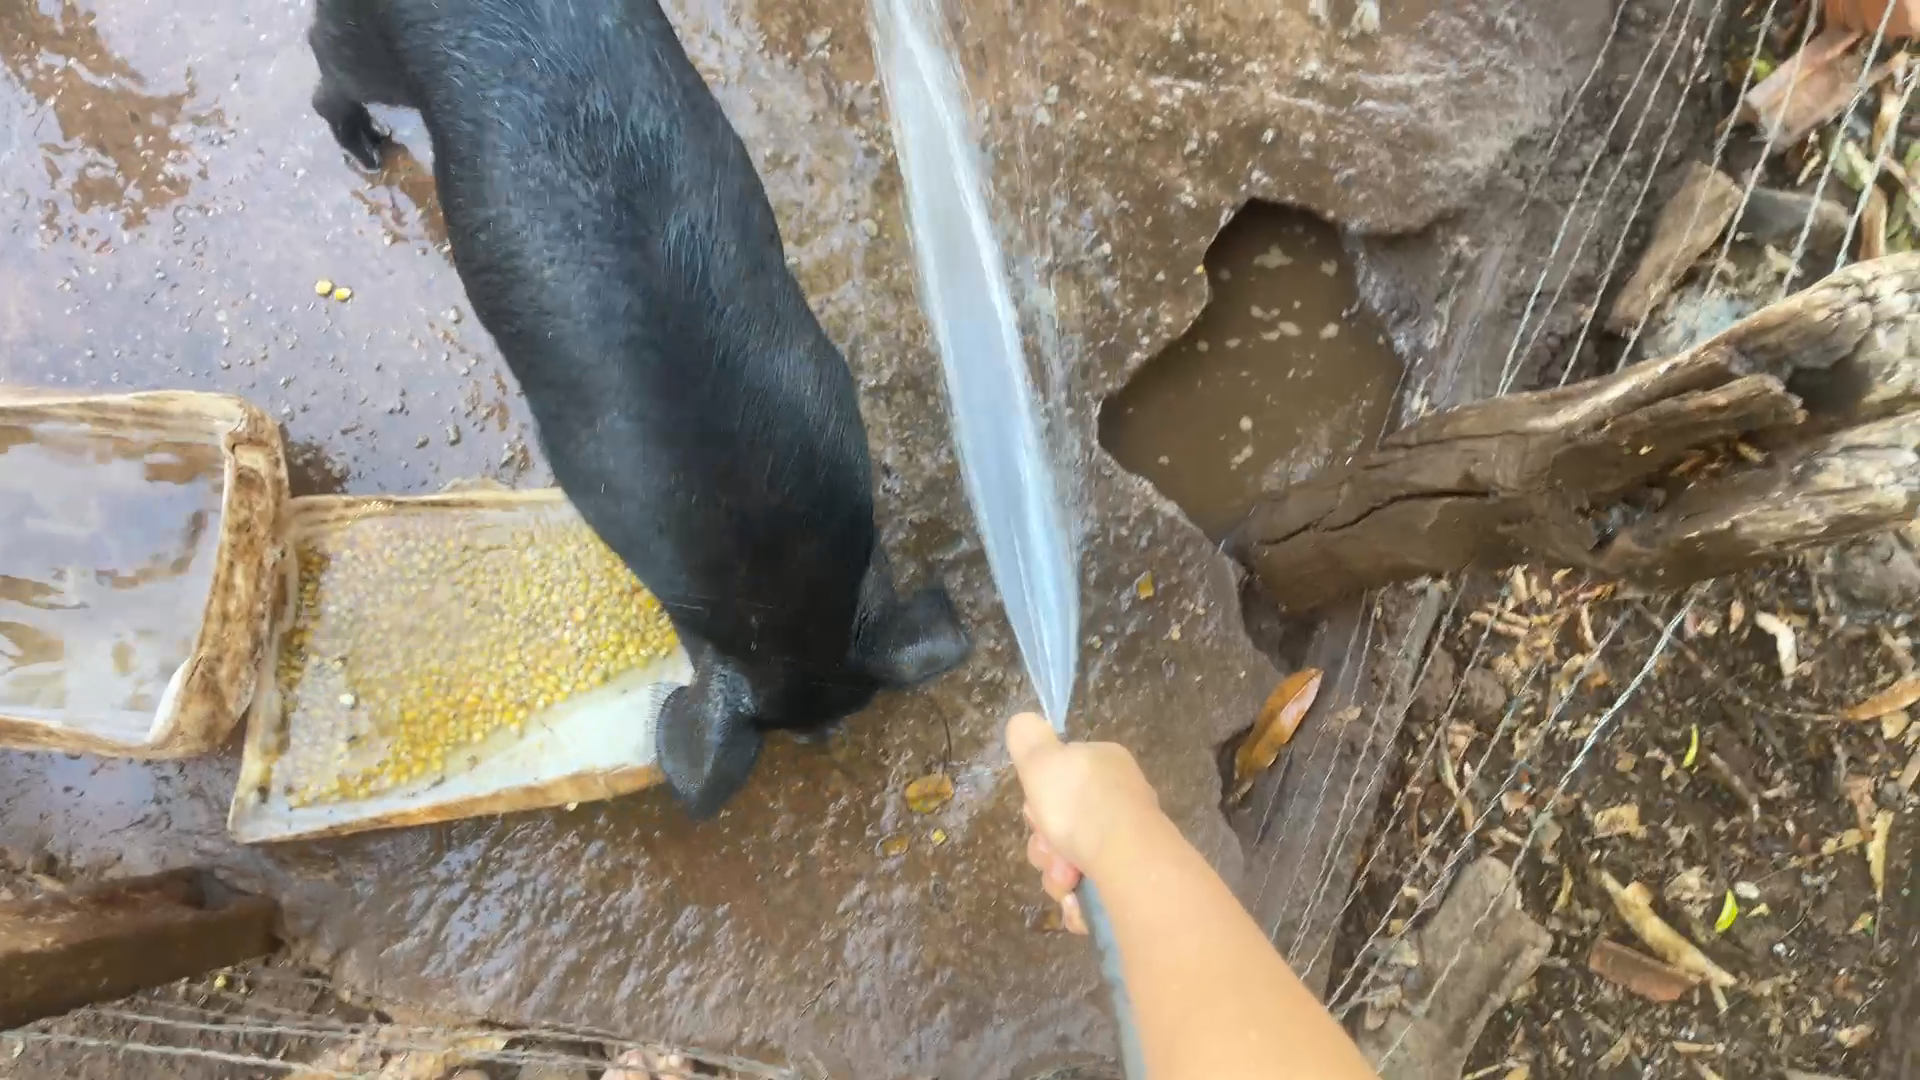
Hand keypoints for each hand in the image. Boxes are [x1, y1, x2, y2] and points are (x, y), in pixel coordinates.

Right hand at [1005, 712, 1161, 933]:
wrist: (1127, 860)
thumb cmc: (1081, 804)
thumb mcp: (1042, 758)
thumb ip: (1028, 738)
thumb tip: (1023, 721)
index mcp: (1104, 765)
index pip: (1060, 777)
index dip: (1038, 798)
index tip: (1035, 811)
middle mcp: (1119, 799)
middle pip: (1061, 823)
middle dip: (1045, 844)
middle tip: (1049, 849)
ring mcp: (1128, 842)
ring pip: (1071, 860)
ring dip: (1057, 873)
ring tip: (1067, 878)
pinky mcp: (1131, 881)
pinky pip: (1091, 891)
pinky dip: (1078, 900)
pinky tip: (1077, 900)